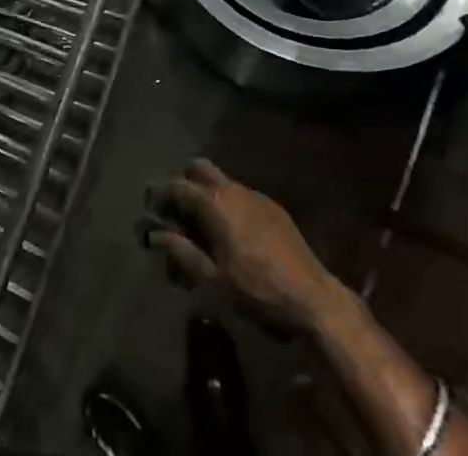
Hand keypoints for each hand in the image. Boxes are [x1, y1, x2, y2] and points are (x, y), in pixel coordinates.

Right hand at [142, 159, 347, 331]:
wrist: (315, 300)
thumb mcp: (212, 279)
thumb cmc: (257, 290)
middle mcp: (235, 191)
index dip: (159, 194)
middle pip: (199, 168)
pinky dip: (227, 202)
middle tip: (175, 207)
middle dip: (183, 181)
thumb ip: (181, 252)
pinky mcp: (275, 210)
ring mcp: (258, 197)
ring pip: (222, 180)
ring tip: (201, 221)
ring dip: (206, 192)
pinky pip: (242, 194)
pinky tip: (231, 230)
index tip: (152, 209)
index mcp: (215, 204)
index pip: (177, 186)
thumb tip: (154, 235)